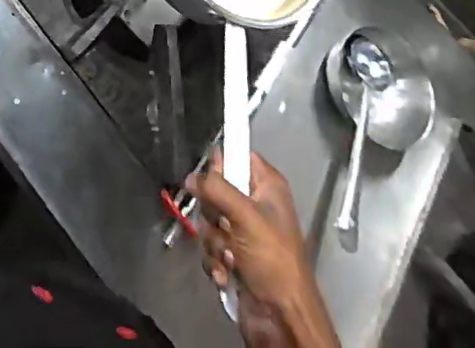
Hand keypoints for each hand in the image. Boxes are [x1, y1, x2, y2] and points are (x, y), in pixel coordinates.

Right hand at [190, 153, 316, 328]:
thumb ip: (215, 188)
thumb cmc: (272, 260)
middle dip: (212, 211)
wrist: (282, 319)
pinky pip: (210, 245)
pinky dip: (214, 260)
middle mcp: (255, 205)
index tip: (213, 178)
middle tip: (223, 223)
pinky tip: (226, 273)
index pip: (239, 155)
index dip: (222, 163)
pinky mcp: (233, 256)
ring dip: (213, 240)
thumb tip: (191, 177)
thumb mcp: (244, 216)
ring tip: (229, 258)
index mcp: (268, 188)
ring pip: (209, 219)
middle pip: (216, 189)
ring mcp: (243, 232)